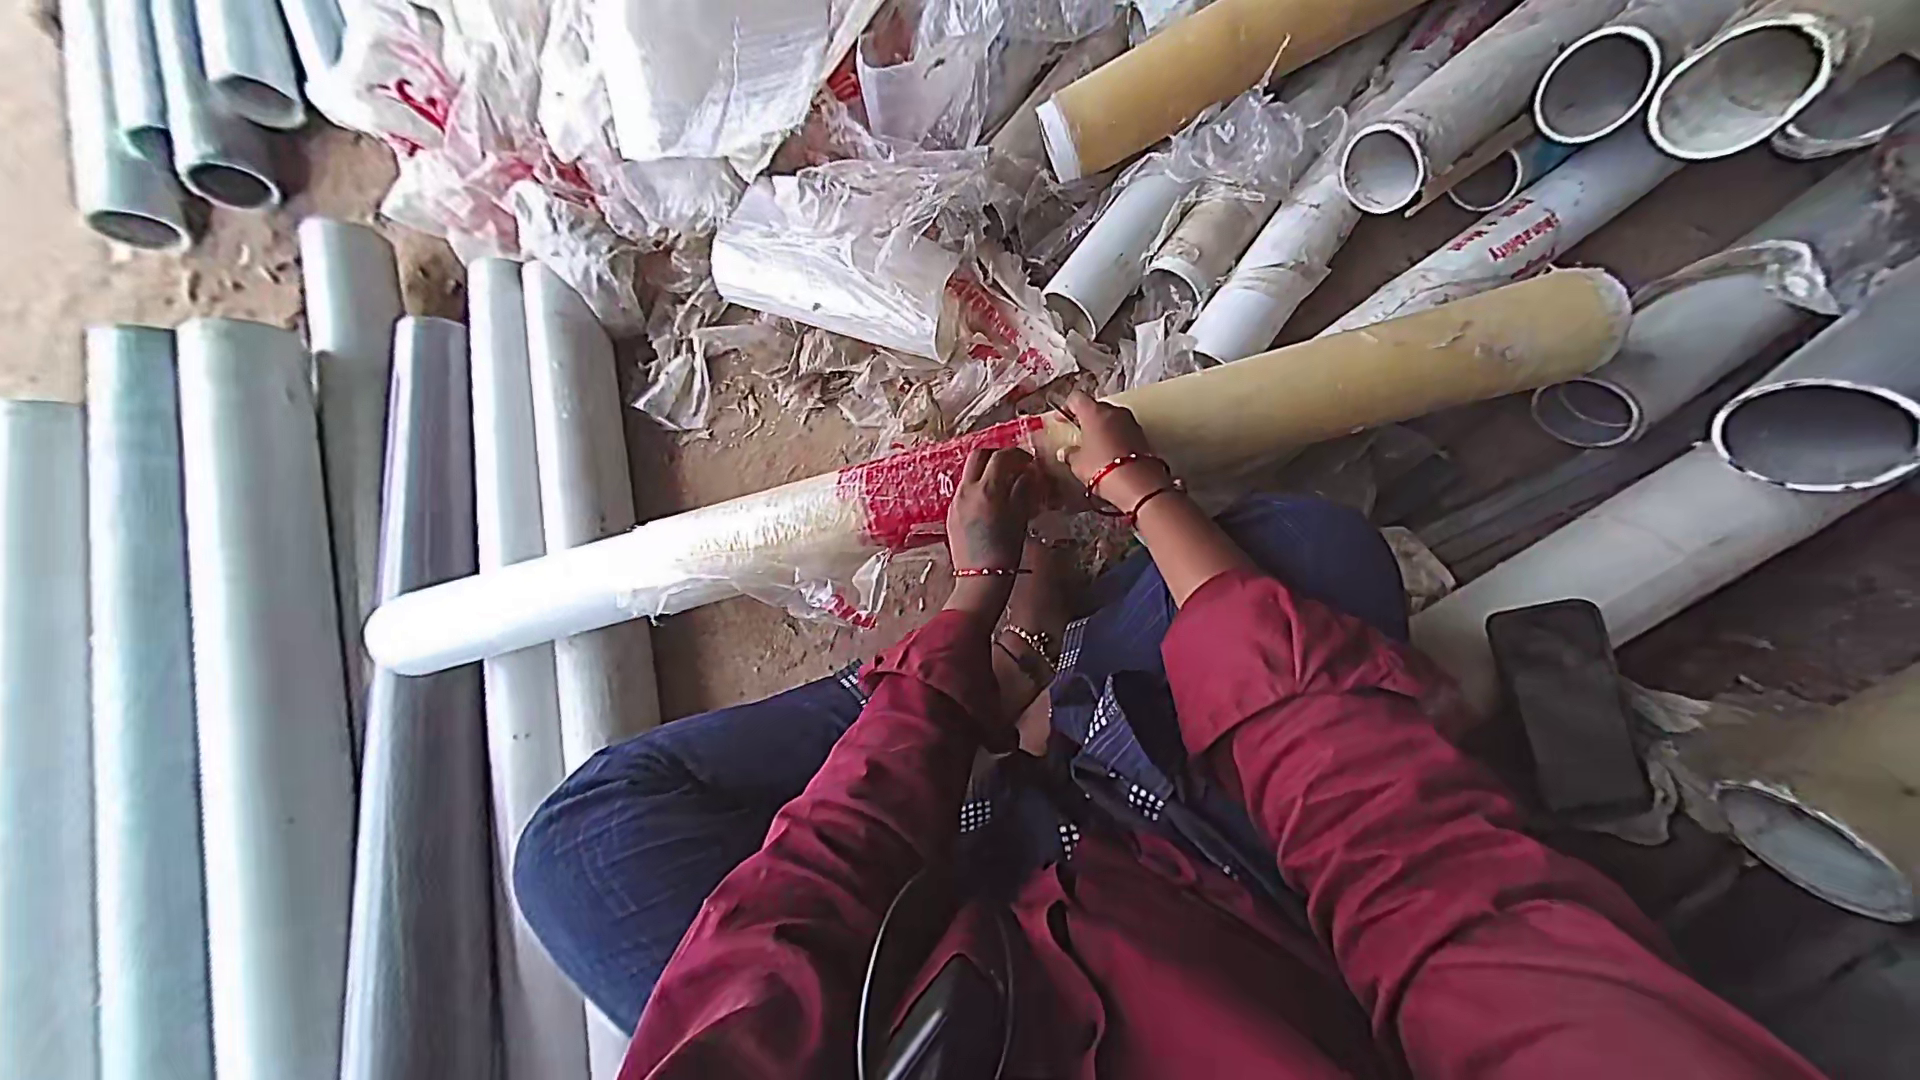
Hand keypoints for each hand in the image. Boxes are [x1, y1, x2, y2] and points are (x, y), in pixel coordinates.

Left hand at [944, 447, 1039, 618]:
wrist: (980, 578)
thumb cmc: (1005, 551)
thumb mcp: (1020, 517)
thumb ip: (1023, 490)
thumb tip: (1028, 474)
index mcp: (988, 489)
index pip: (1002, 456)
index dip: (1018, 455)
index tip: (1029, 462)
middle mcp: (967, 490)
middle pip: (979, 455)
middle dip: (997, 456)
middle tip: (1013, 466)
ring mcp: (956, 501)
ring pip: (970, 472)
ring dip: (986, 471)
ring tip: (1004, 485)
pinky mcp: (951, 513)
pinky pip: (965, 490)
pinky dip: (978, 487)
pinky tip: (991, 503)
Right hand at [1056, 390, 1168, 510]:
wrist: (1137, 482)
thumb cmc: (1100, 467)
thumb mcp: (1078, 464)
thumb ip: (1070, 454)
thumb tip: (1065, 452)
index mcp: (1094, 412)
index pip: (1077, 398)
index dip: (1066, 407)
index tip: (1061, 420)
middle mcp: (1114, 411)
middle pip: (1097, 407)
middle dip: (1087, 417)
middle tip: (1079, 432)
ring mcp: (1131, 421)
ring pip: (1112, 417)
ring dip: (1103, 427)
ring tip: (1096, 444)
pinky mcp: (1143, 434)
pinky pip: (1124, 429)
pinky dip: (1116, 436)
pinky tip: (1110, 451)